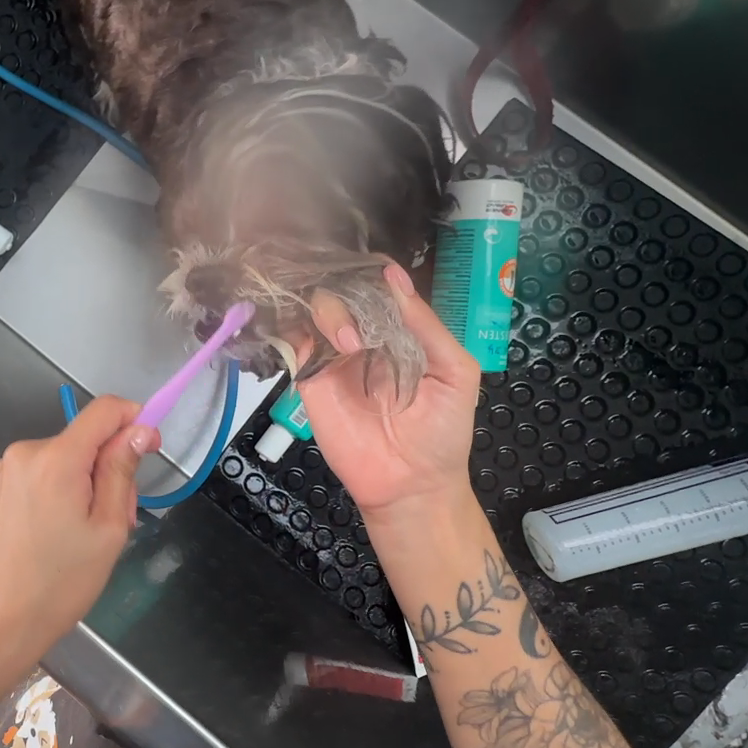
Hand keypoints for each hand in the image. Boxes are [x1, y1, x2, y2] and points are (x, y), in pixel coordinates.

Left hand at [0, 396, 159, 667]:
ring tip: (91, 530)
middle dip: (112, 466)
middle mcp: (27, 451)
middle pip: (88, 436)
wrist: (9, 617)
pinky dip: (70, 487)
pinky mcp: (6, 483)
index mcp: (55, 458)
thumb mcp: (109, 526)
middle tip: (117, 518)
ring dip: (92, 481)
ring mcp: (11, 466)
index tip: (150, 451)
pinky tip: (69, 526)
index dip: (135, 421)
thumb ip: (123, 469)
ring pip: (72, 454)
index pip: (104, 410)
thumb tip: (142, 428)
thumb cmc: (65, 580)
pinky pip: (52, 468)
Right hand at [293, 264, 481, 530]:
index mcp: (399, 330)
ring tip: (348, 343)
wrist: (410, 484)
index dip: (369, 271)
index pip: (376, 286)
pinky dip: (293, 326)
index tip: (368, 263)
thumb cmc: (442, 432)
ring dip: (326, 312)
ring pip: (313, 309)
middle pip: (340, 291)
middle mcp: (363, 336)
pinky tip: (314, 335)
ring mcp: (332, 355)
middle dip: (347, 295)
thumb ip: (425, 324)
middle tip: (362, 328)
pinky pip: (292, 341)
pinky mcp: (308, 378)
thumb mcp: (455, 370)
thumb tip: (393, 275)